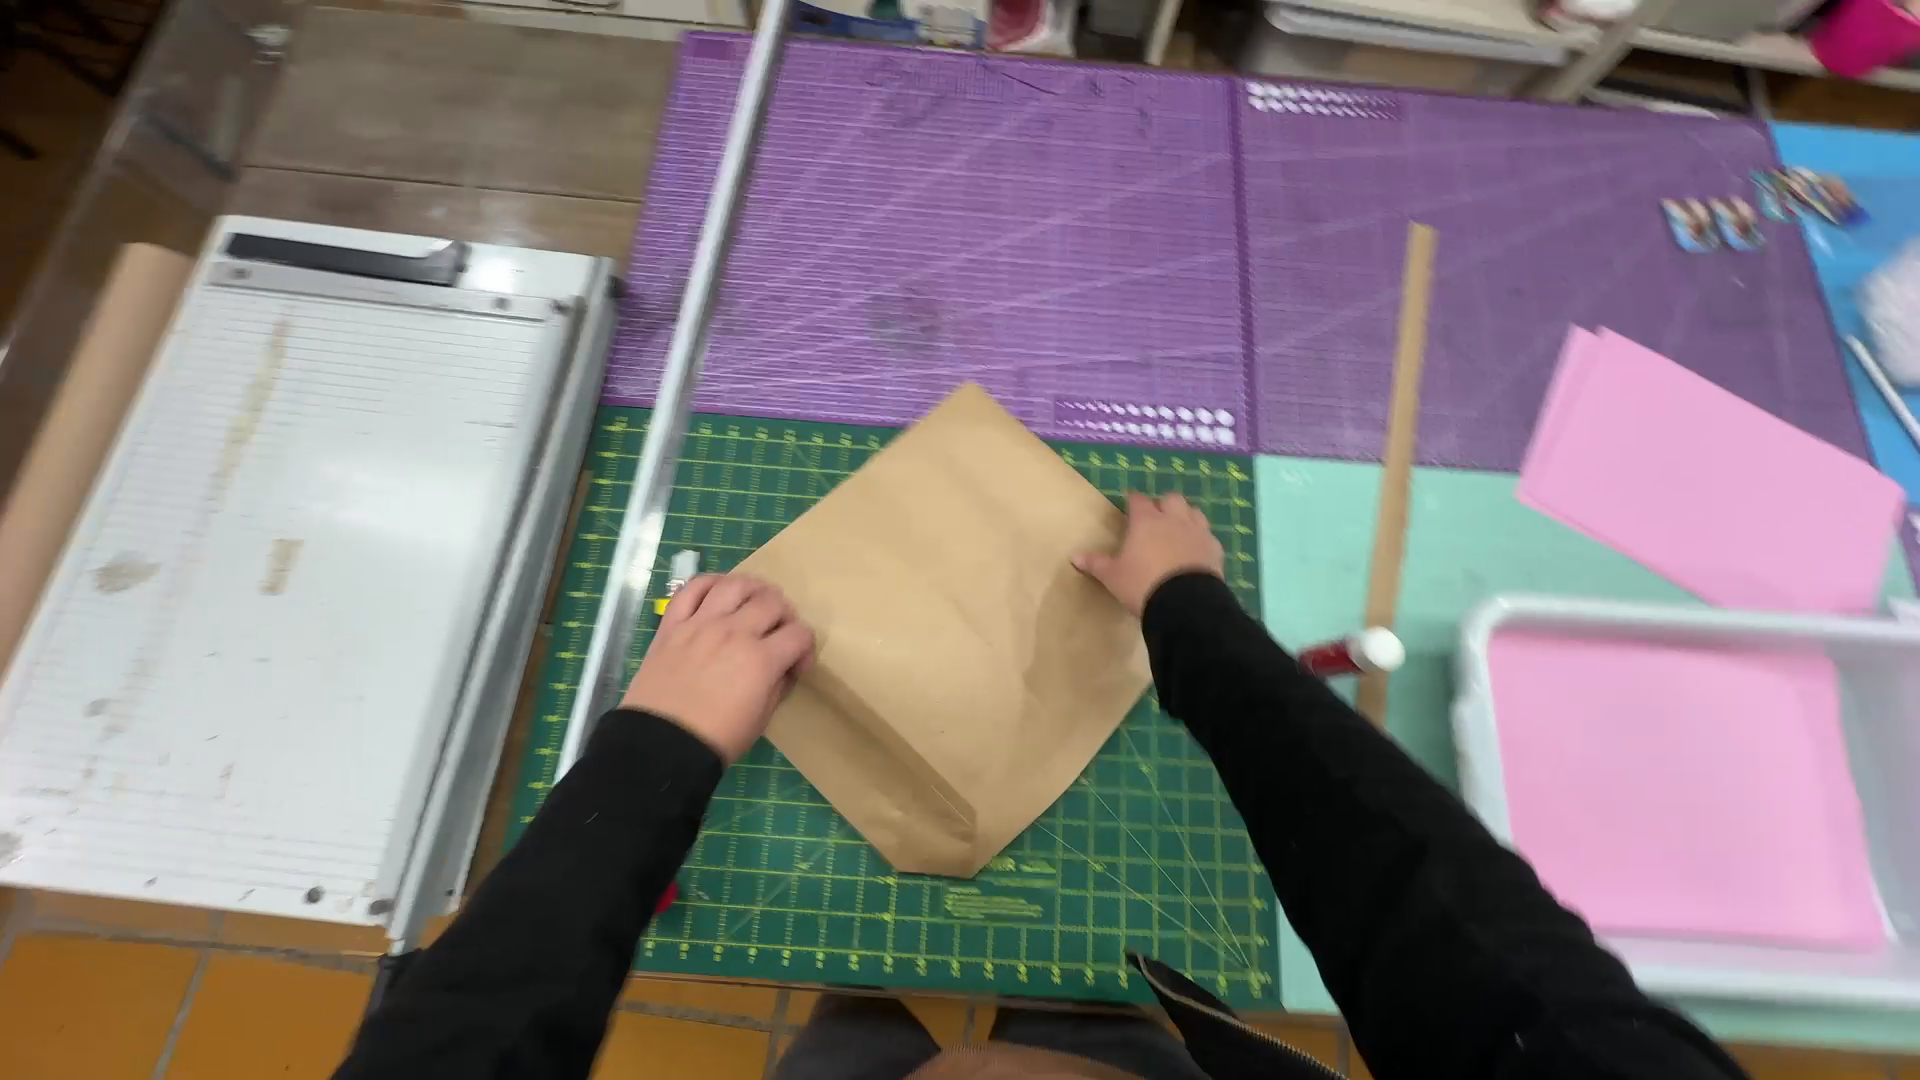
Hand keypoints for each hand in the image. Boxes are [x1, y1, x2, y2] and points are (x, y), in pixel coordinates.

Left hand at [621, 574, 814, 762]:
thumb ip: (778, 684)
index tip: (797, 666)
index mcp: (761, 660)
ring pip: (736, 585)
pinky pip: (692, 589)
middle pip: (773, 601)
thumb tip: (783, 666)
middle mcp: (734, 632)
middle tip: (778, 632)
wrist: (659, 746)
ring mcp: (701, 624)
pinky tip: (719, 592)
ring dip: (754, 589)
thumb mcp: (761, 718)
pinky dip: (710, 583)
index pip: (800, 634)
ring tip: (754, 602)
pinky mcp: (672, 625)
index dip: (806, 648)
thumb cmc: (716, 739)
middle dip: (785, 615)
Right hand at [1073, 492, 1224, 616]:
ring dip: (1185, 516)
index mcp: (1146, 521)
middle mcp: (1173, 520)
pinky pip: (1208, 535)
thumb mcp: (1113, 577)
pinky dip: (1200, 538)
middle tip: (1155, 518)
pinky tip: (1195, 550)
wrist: (1185, 604)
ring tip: (1177, 530)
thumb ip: (1096, 564)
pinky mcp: (1215, 548)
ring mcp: (1197, 532)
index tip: (1129, 503)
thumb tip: (1075, 557)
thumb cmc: (1142, 584)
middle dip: (1163, 504)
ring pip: (1194, 511)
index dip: (1133, 500)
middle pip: (1170, 499)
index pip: (1138, 500)